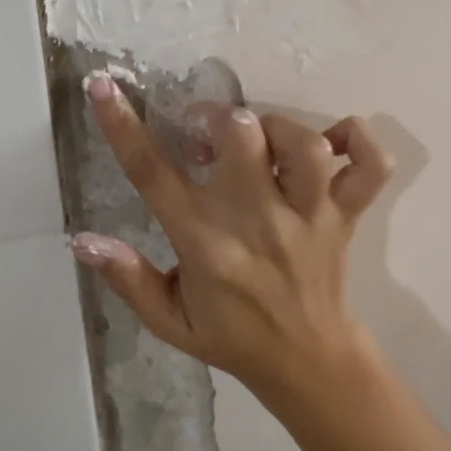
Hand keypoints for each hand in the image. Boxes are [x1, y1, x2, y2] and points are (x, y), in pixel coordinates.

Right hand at [69, 74, 394, 396]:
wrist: (310, 364)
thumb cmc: (231, 335)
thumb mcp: (168, 319)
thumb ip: (127, 278)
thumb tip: (81, 239)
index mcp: (205, 243)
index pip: (154, 175)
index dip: (123, 126)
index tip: (103, 87)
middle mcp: (258, 222)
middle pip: (242, 140)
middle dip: (217, 118)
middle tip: (205, 130)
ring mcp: (310, 217)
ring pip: (304, 145)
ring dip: (276, 127)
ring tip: (259, 138)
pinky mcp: (346, 215)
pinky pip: (370, 166)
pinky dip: (359, 138)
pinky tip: (334, 139)